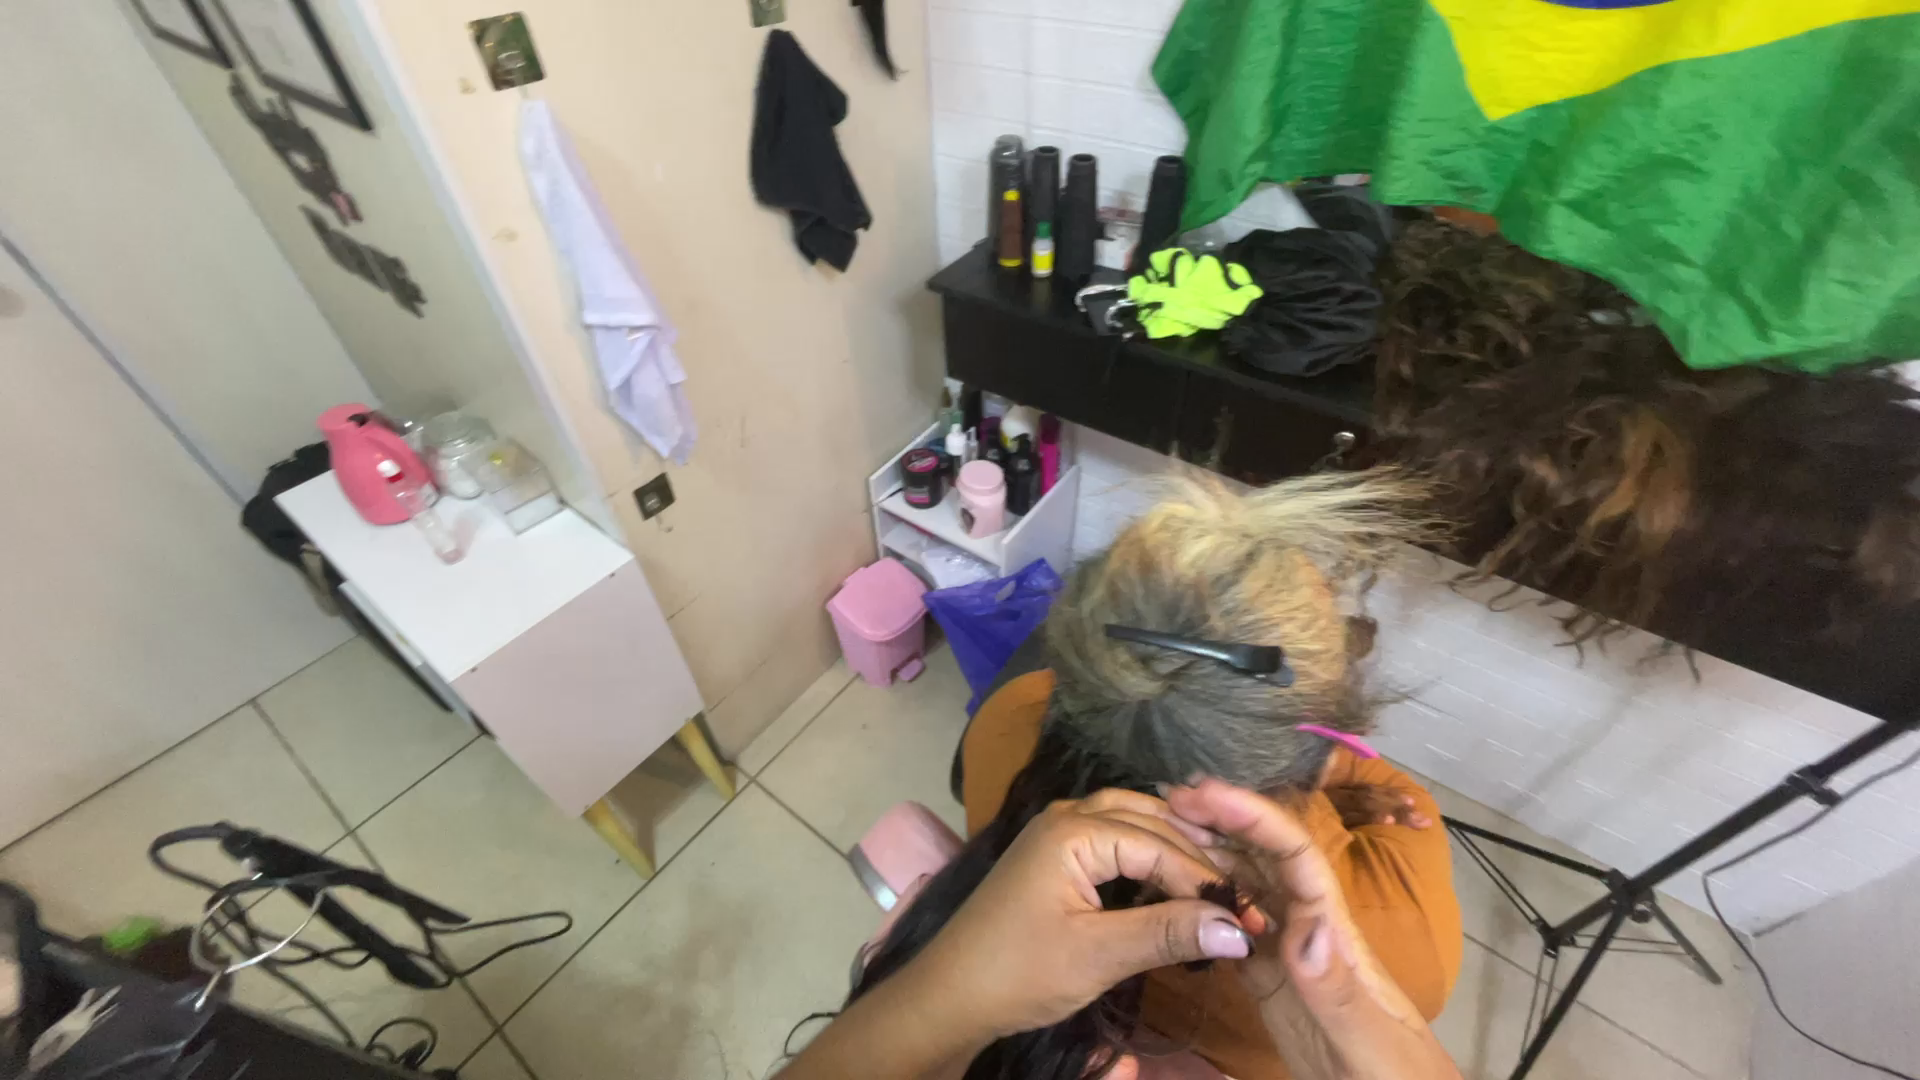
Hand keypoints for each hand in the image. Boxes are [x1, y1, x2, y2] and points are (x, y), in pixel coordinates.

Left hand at [909, 789, 1265, 1041]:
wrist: (953, 991)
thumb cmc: (1022, 970)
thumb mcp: (1100, 954)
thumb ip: (1167, 933)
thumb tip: (1239, 930)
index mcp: (1074, 830)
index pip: (1157, 845)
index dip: (1206, 882)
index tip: (1250, 918)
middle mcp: (1066, 816)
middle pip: (1145, 820)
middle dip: (1193, 856)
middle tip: (1239, 895)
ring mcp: (1056, 831)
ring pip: (1127, 820)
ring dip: (1169, 845)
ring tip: (1213, 879)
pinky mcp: (1053, 853)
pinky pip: (1109, 835)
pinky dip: (1142, 850)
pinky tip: (1165, 876)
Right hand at [1167, 778, 1461, 1079]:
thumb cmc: (1394, 1079)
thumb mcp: (1371, 1042)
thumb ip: (1336, 989)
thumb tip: (1303, 926)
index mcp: (1333, 928)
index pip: (1292, 852)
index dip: (1250, 814)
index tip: (1204, 792)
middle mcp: (1304, 924)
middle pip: (1261, 855)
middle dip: (1220, 819)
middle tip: (1169, 799)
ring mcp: (1284, 950)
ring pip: (1242, 883)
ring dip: (1205, 852)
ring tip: (1161, 831)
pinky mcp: (1265, 977)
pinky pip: (1228, 924)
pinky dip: (1200, 900)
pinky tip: (1171, 890)